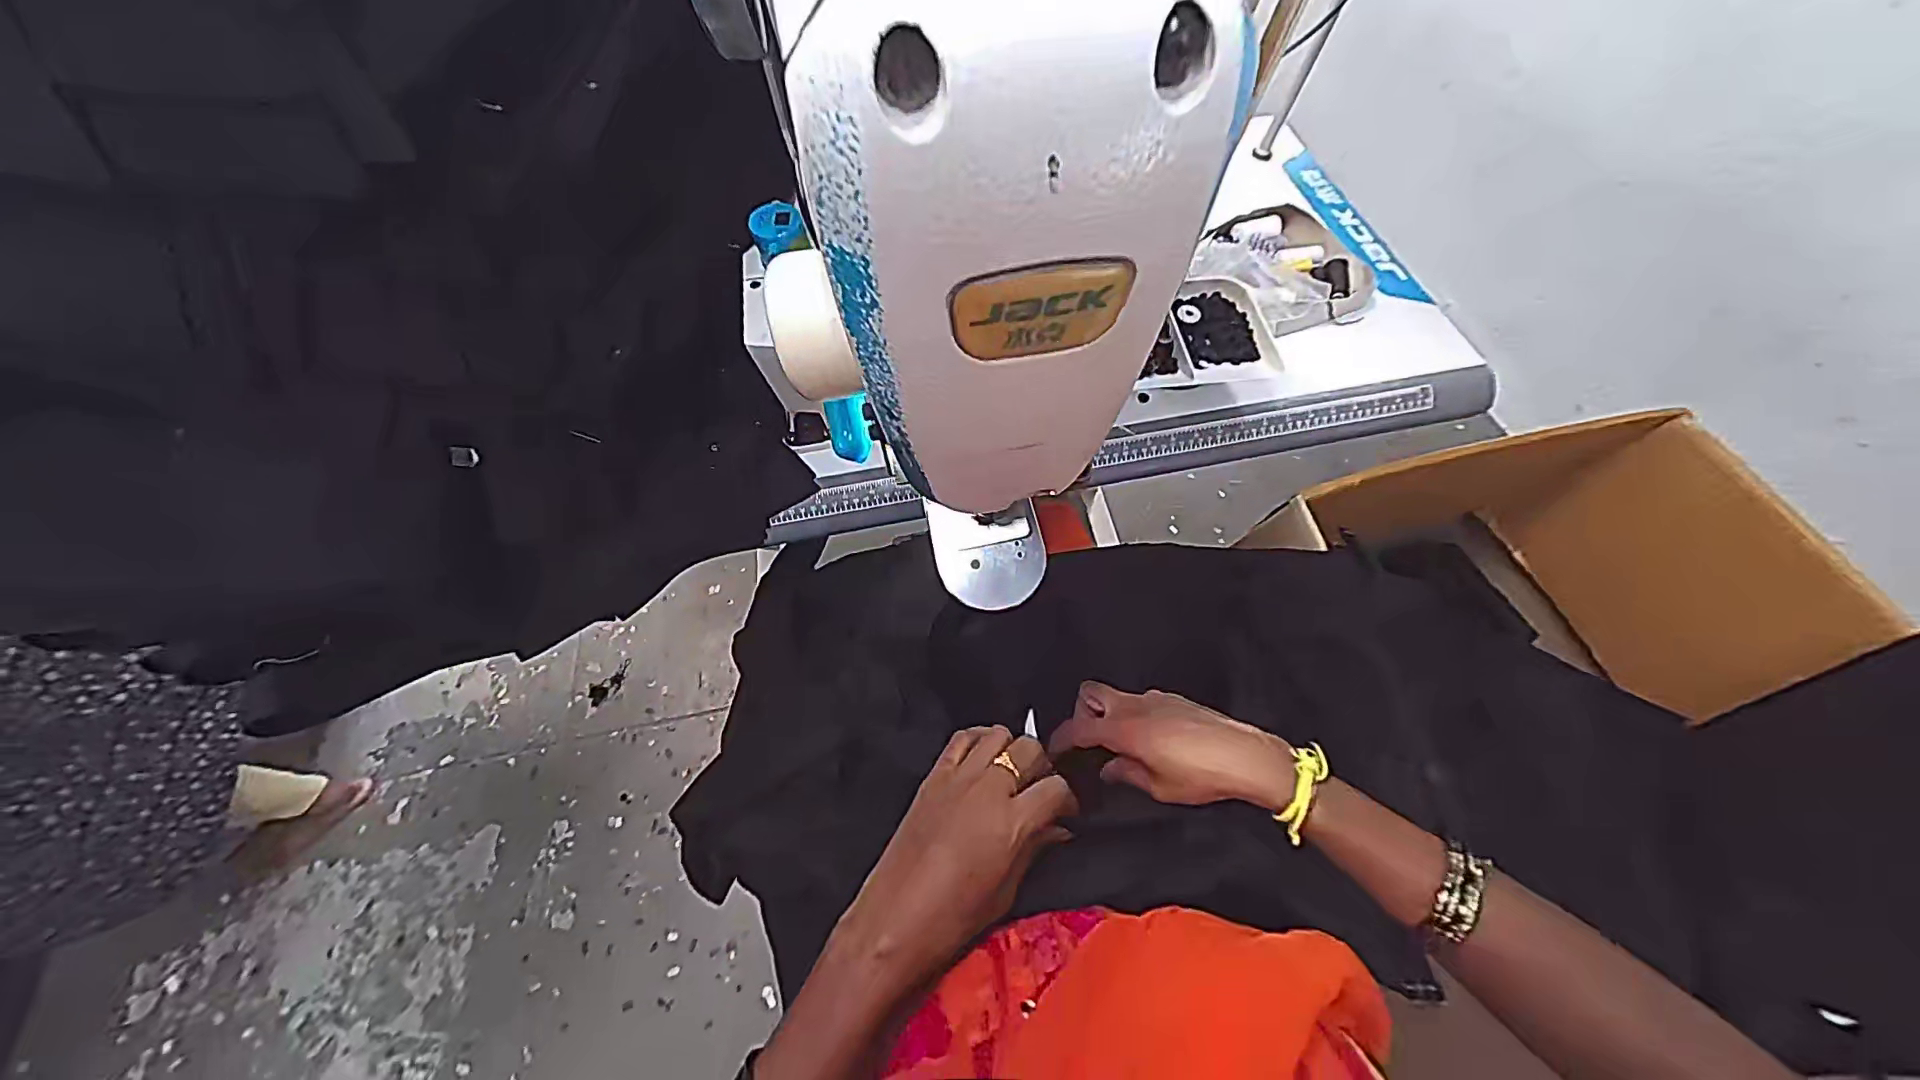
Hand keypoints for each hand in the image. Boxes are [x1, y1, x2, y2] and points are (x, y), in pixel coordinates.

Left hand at [832, 726, 1077, 989]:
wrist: (894, 919)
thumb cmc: (951, 917)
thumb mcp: (1006, 891)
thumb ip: (1035, 849)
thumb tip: (1056, 830)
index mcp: (1012, 821)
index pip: (1056, 788)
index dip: (1067, 799)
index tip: (1065, 812)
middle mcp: (987, 789)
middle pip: (1030, 750)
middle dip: (1044, 768)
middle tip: (1040, 791)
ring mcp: (958, 777)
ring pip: (999, 734)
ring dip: (1012, 749)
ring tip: (1012, 774)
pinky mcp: (934, 776)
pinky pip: (962, 738)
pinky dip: (979, 740)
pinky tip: (983, 757)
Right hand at [1048, 682, 1296, 810]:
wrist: (1246, 757)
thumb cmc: (1207, 773)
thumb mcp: (1159, 787)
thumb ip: (1127, 773)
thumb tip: (1113, 769)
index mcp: (1125, 729)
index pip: (1079, 728)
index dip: (1062, 738)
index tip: (1057, 747)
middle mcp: (1136, 707)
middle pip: (1090, 693)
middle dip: (1082, 712)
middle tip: (1089, 739)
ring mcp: (1157, 699)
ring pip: (1118, 697)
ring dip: (1112, 715)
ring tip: (1124, 745)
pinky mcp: (1175, 701)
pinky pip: (1143, 702)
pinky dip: (1137, 716)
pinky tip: (1152, 741)